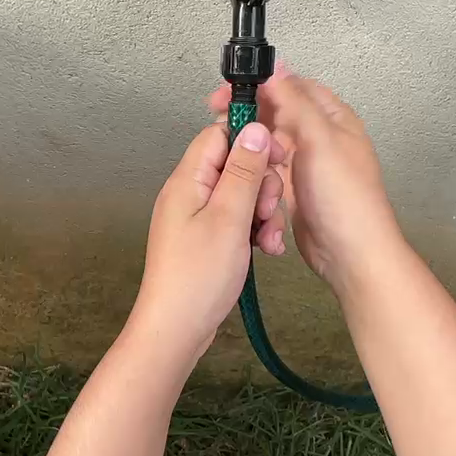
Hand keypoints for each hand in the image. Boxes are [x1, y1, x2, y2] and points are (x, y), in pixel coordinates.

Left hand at [128, 120, 286, 357]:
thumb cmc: (199, 275)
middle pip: (235, 164)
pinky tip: (267, 250)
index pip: (219, 135)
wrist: (176, 329)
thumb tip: (255, 127)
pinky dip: (254, 231)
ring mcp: (197, 217)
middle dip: (262, 184)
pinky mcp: (206, 239)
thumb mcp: (229, 217)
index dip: (252, 140)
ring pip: (241, 195)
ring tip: (268, 239)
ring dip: (263, 212)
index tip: (279, 160)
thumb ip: (243, 170)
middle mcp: (189, 193)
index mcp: (187, 180)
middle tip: (268, 212)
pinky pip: (236, 221)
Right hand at [206, 66, 402, 294]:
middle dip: (249, 123)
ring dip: (252, 154)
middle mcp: (319, 139)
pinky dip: (257, 177)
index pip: (291, 88)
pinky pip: (267, 175)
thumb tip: (276, 68)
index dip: (258, 87)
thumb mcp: (318, 140)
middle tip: (221, 128)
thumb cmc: (345, 199)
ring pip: (267, 148)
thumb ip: (295, 102)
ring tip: (237, 161)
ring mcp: (305, 166)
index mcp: (332, 119)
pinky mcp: (293, 192)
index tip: (226, 96)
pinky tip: (247, 183)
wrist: (349, 253)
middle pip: (275, 118)